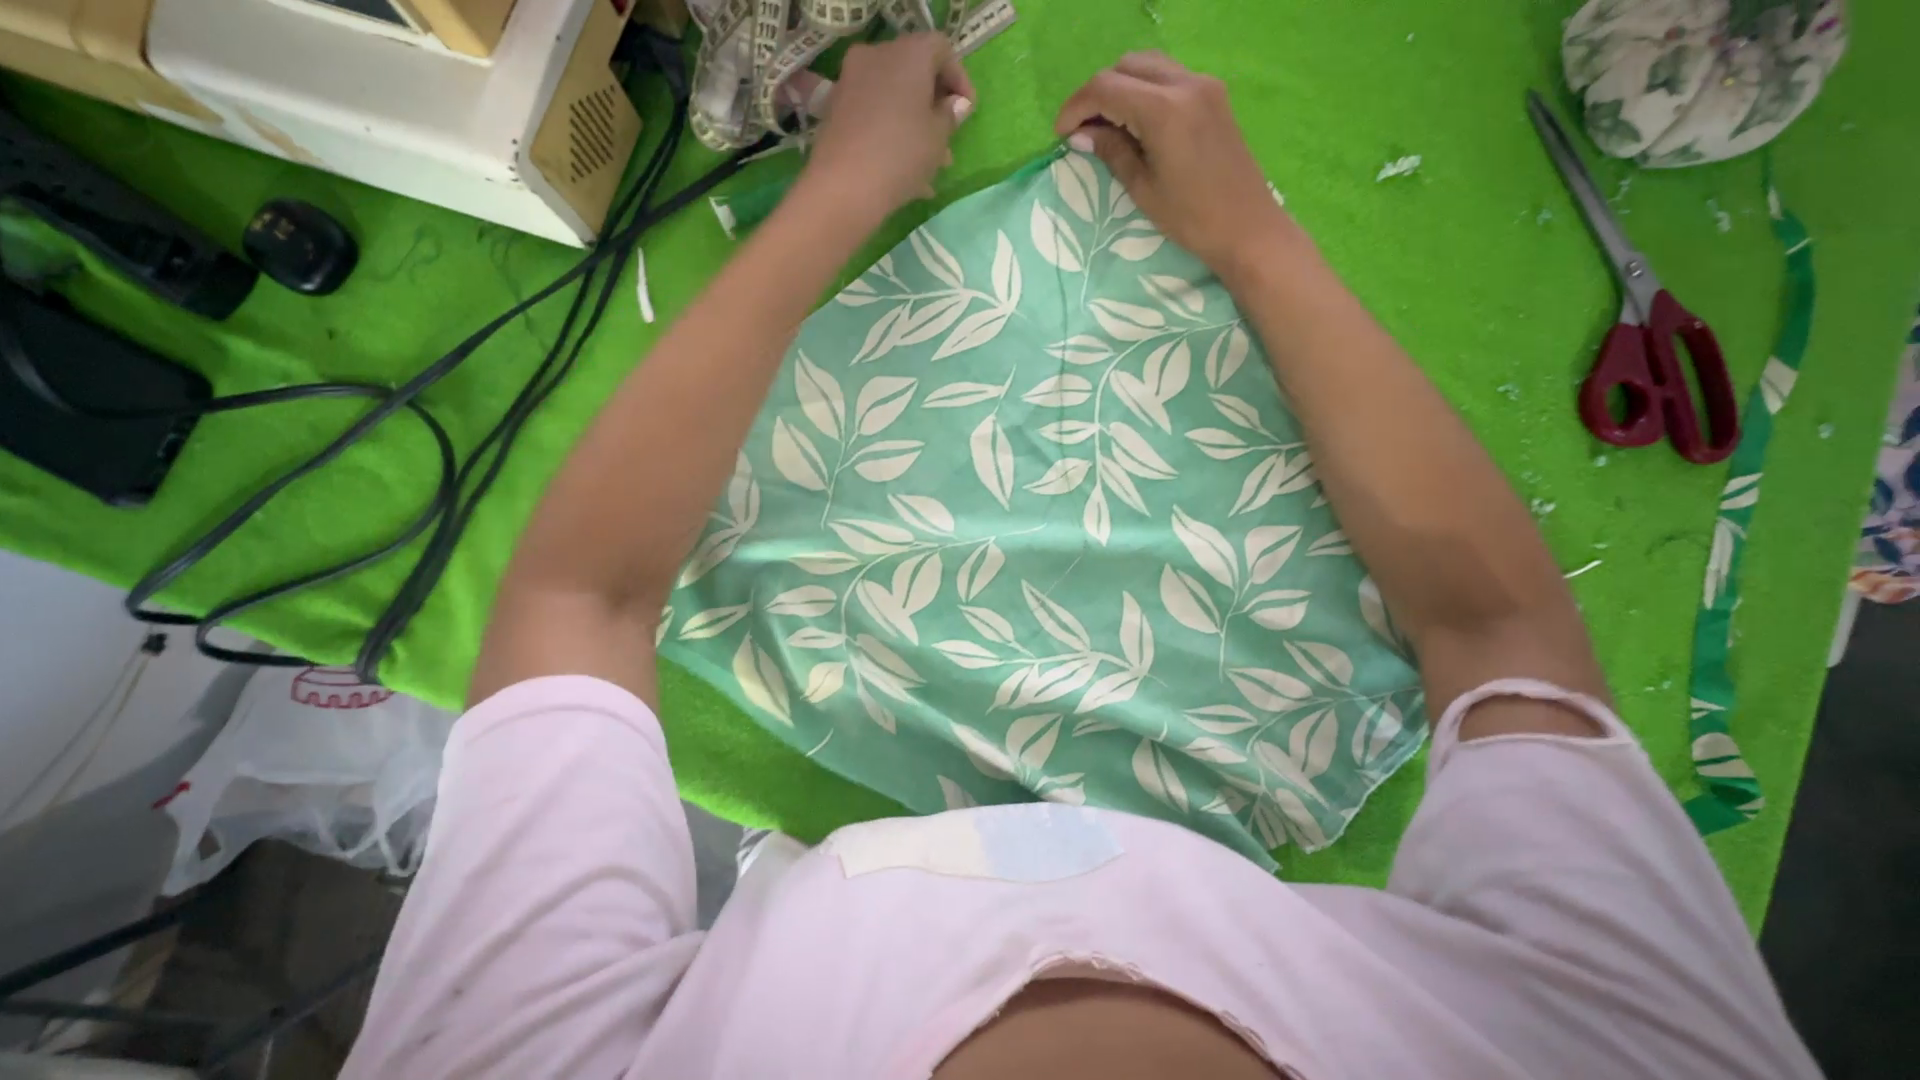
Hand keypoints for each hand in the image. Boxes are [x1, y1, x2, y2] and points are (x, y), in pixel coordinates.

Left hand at [803, 34, 974, 221]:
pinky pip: (874, 112)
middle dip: (934, 103)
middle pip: (914, 70)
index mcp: (908, 53)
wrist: (843, 185)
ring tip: (932, 163)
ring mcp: (852, 80)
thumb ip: (950, 115)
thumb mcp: (938, 137)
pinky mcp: (837, 107)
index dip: (959, 78)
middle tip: (948, 135)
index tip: (967, 110)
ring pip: (893, 95)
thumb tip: (955, 104)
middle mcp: (877, 55)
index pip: (941, 49)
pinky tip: (905, 170)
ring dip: (914, 123)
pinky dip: (891, 131)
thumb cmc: (902, 153)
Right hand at [1055, 53, 1298, 275]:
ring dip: (1120, 87)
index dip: (1076, 107)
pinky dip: (1144, 89)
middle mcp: (1185, 84)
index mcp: (1164, 110)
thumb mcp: (1142, 188)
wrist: (1248, 227)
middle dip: (1097, 93)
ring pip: (1147, 65)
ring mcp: (1203, 85)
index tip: (1061, 133)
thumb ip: (1111, 151)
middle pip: (1125, 67)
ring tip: (1107, 125)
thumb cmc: (1191, 218)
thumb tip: (1081, 135)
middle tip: (1083, 130)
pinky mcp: (1213, 95)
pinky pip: (1168, 76)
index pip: (1105, 88)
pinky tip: (1136, 122)